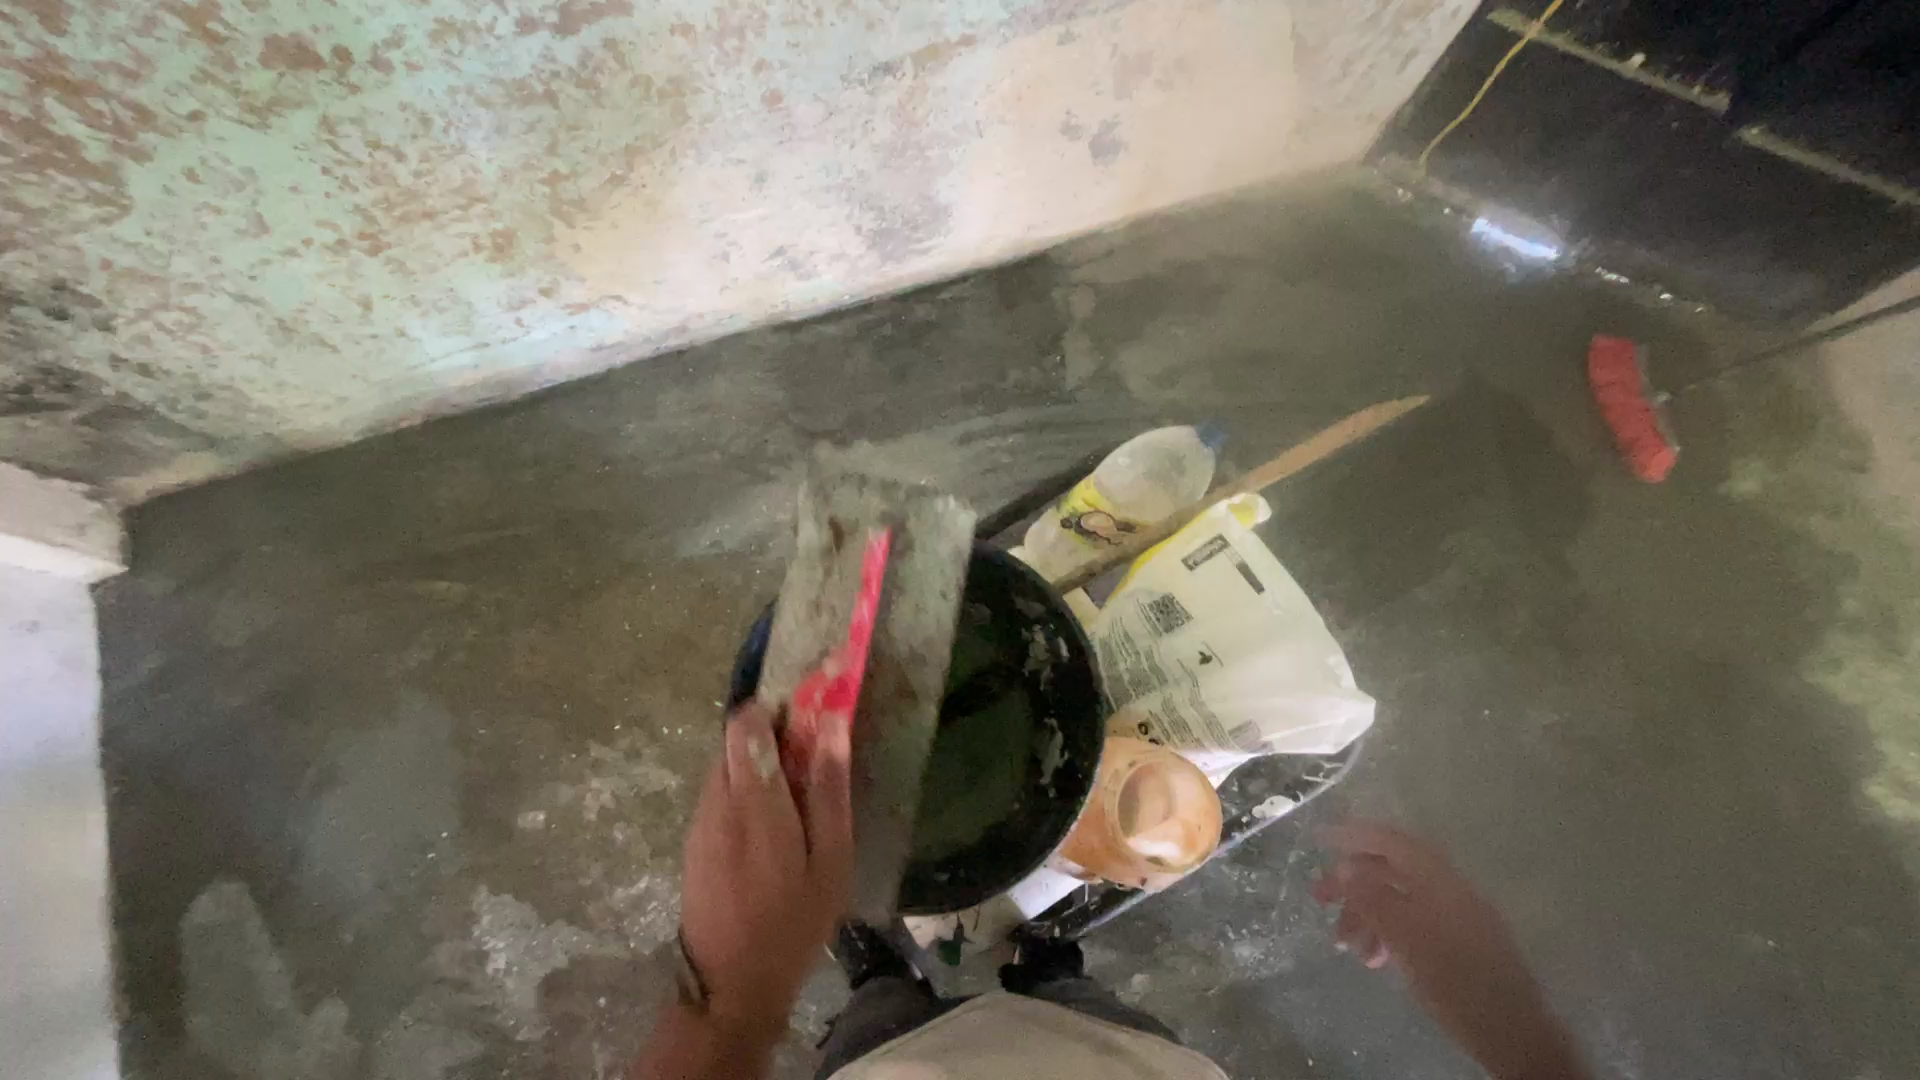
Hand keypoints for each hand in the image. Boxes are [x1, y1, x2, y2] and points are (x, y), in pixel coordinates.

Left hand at [678, 701, 853, 1034]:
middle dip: (770, 731)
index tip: (808, 706)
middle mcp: (717, 799)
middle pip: (734, 738)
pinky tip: (772, 819)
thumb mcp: (830, 858)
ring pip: (725, 762)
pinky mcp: (695, 838)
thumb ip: (829, 789)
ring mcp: (700, 820)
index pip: (745, 723)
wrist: (731, 984)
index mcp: (754, 800)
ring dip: (757, 758)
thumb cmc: (793, 920)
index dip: (774, 704)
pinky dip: (744, 784)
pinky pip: (719, 790)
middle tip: (810, 752)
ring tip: (796, 789)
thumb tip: (832, 726)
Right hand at [1314, 821, 1585, 1079]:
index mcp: (1437, 879)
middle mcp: (1448, 888)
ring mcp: (1457, 915)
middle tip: (1319, 899)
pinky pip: (1412, 922)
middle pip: (1389, 870)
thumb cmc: (1454, 979)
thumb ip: (1372, 896)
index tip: (1318, 838)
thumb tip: (1343, 867)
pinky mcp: (1460, 942)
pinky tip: (1377, 958)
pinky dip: (1388, 932)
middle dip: (1351, 884)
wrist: (1515, 1035)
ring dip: (1366, 915)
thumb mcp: (1403, 935)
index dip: (1352, 835)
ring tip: (1348, 947)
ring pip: (1398, 899)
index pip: (1389, 841)